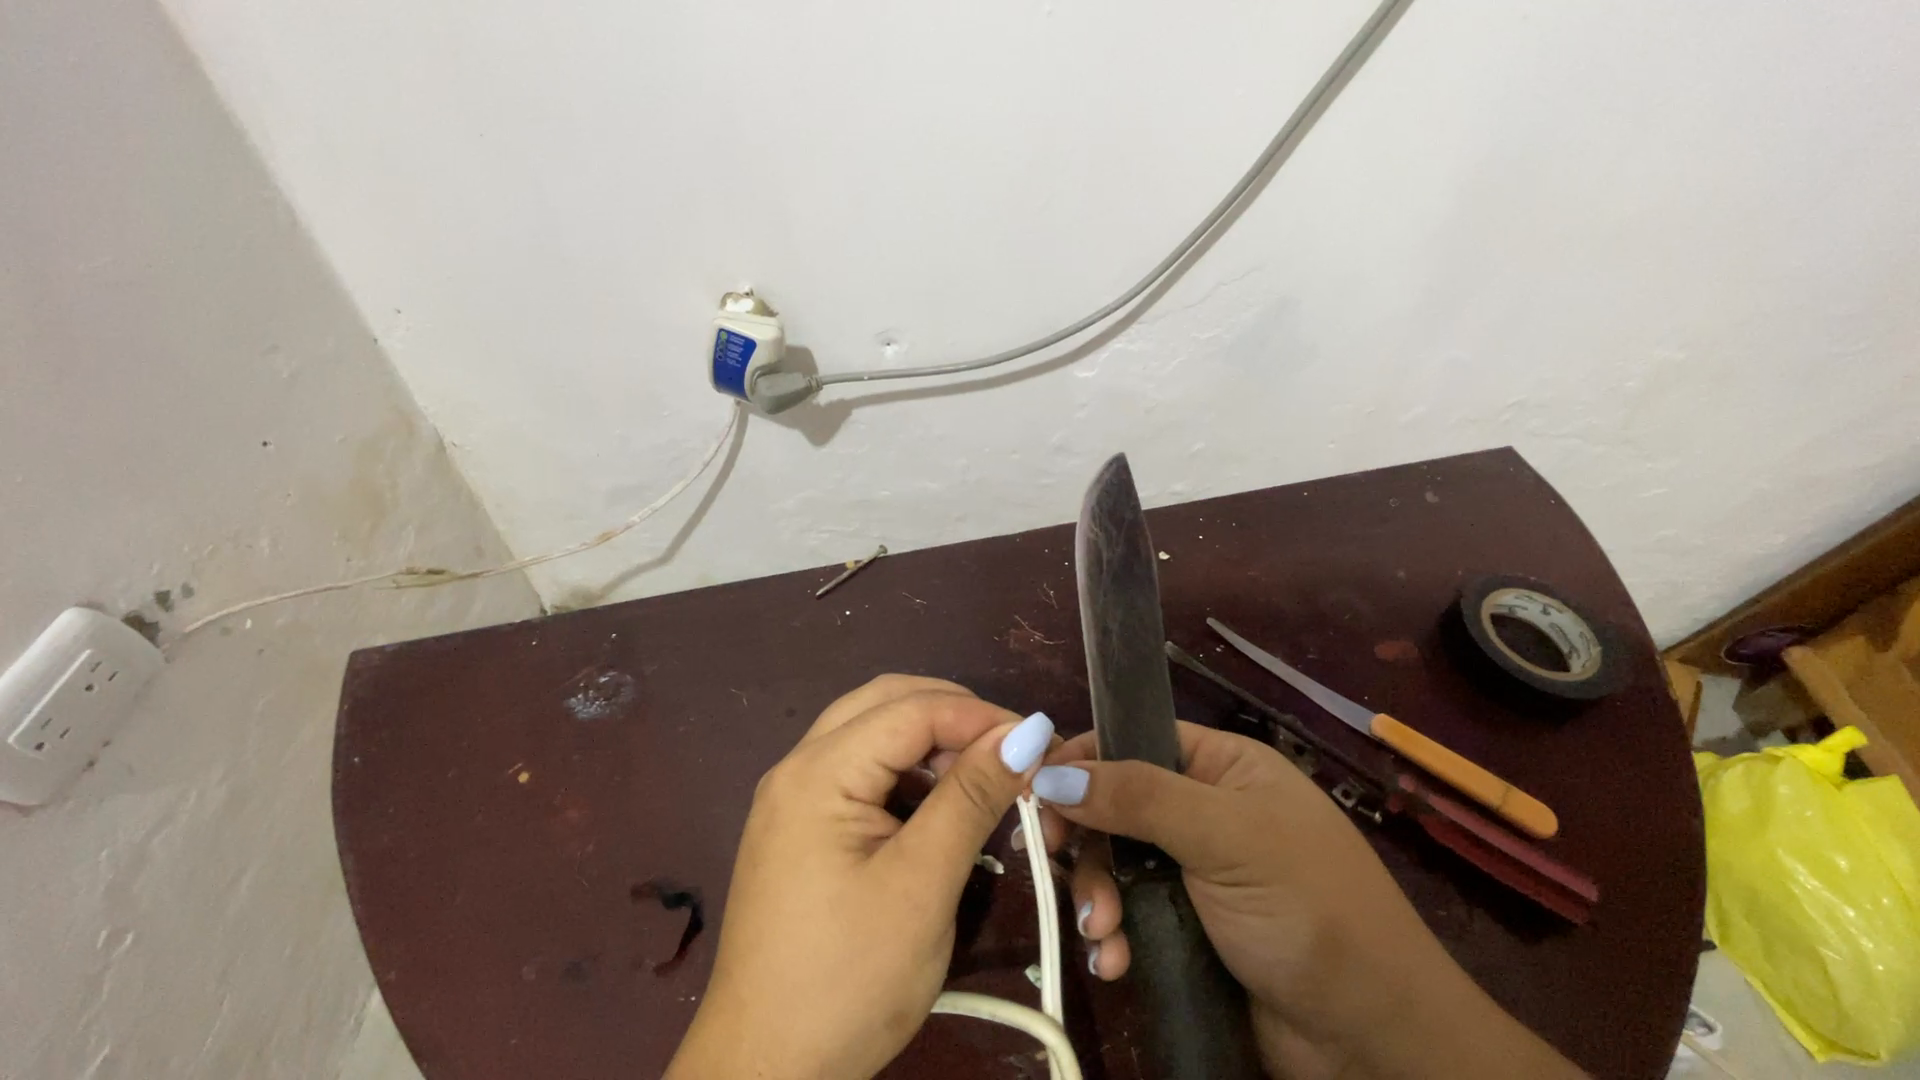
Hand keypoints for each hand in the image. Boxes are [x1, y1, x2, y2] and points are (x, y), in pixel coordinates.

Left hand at [666, 675, 1054, 1079]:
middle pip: (884, 704)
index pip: (911, 708)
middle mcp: (797, 769)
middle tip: (1012, 753)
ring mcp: (793, 800)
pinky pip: (861, 775)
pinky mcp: (800, 832)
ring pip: (872, 735)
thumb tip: (1025, 732)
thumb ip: (971, 797)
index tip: (1041, 744)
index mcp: (818, 772)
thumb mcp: (923, 885)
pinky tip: (940, 808)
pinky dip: (907, 776)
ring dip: (930, 743)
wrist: (767, 1070)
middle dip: (953, 715)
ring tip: (984, 778)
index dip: (980, 715)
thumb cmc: (848, 979)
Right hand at [1031, 722, 1585, 1079]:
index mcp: (1221, 768)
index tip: (1037, 793)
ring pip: (1112, 864)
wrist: (1372, 1038)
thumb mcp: (1226, 838)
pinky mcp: (1183, 928)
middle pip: (1112, 805)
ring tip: (1104, 934)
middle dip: (1088, 843)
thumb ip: (1139, 797)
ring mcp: (1192, 873)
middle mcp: (1202, 811)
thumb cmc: (1308, 910)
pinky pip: (1126, 915)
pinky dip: (1112, 935)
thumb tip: (1049, 770)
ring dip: (1096, 897)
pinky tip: (1115, 962)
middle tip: (1064, 867)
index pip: (1133, 739)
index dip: (1082, 760)